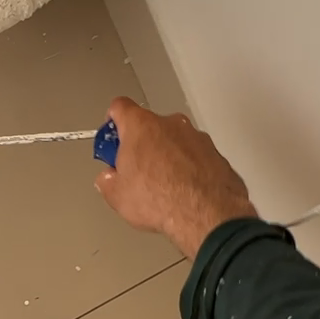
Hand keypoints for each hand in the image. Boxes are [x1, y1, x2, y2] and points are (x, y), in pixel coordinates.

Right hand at [95, 98, 257, 258]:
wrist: (203, 211)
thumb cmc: (162, 198)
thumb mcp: (116, 195)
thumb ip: (107, 180)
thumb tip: (109, 179)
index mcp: (140, 126)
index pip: (119, 107)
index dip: (111, 122)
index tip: (111, 139)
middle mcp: (168, 123)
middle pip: (147, 126)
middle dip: (139, 146)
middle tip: (133, 171)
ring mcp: (193, 135)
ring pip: (171, 140)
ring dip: (163, 156)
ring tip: (159, 186)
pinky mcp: (211, 150)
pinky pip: (190, 154)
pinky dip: (184, 166)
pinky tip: (179, 189)